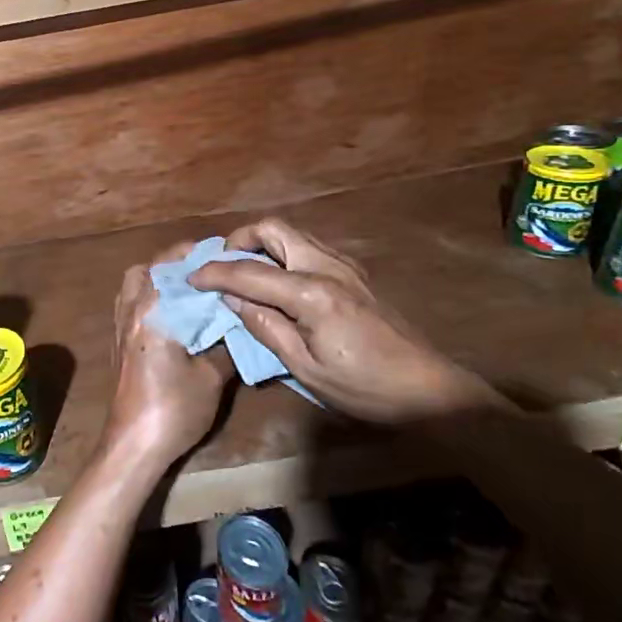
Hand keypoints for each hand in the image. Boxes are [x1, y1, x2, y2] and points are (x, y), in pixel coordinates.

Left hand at [105, 243, 234, 470]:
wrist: (134, 442)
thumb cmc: (174, 408)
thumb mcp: (212, 376)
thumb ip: (226, 343)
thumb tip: (238, 322)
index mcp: (151, 312)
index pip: (171, 267)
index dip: (195, 255)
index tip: (221, 253)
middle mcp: (130, 312)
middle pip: (145, 270)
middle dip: (173, 264)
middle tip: (205, 271)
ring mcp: (119, 327)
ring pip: (133, 286)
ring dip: (157, 280)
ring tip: (190, 289)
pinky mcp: (118, 343)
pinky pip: (129, 304)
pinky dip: (148, 297)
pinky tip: (174, 314)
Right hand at [187, 219, 505, 422]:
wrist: (431, 392)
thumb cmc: (364, 387)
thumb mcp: (304, 366)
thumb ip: (263, 325)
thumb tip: (231, 299)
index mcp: (311, 293)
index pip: (249, 272)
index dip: (214, 273)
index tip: (190, 278)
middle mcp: (327, 267)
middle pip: (274, 229)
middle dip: (239, 239)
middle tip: (222, 265)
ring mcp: (345, 267)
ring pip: (292, 234)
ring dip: (261, 244)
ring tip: (243, 272)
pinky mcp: (355, 275)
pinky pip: (308, 248)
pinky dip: (281, 254)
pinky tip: (275, 282)